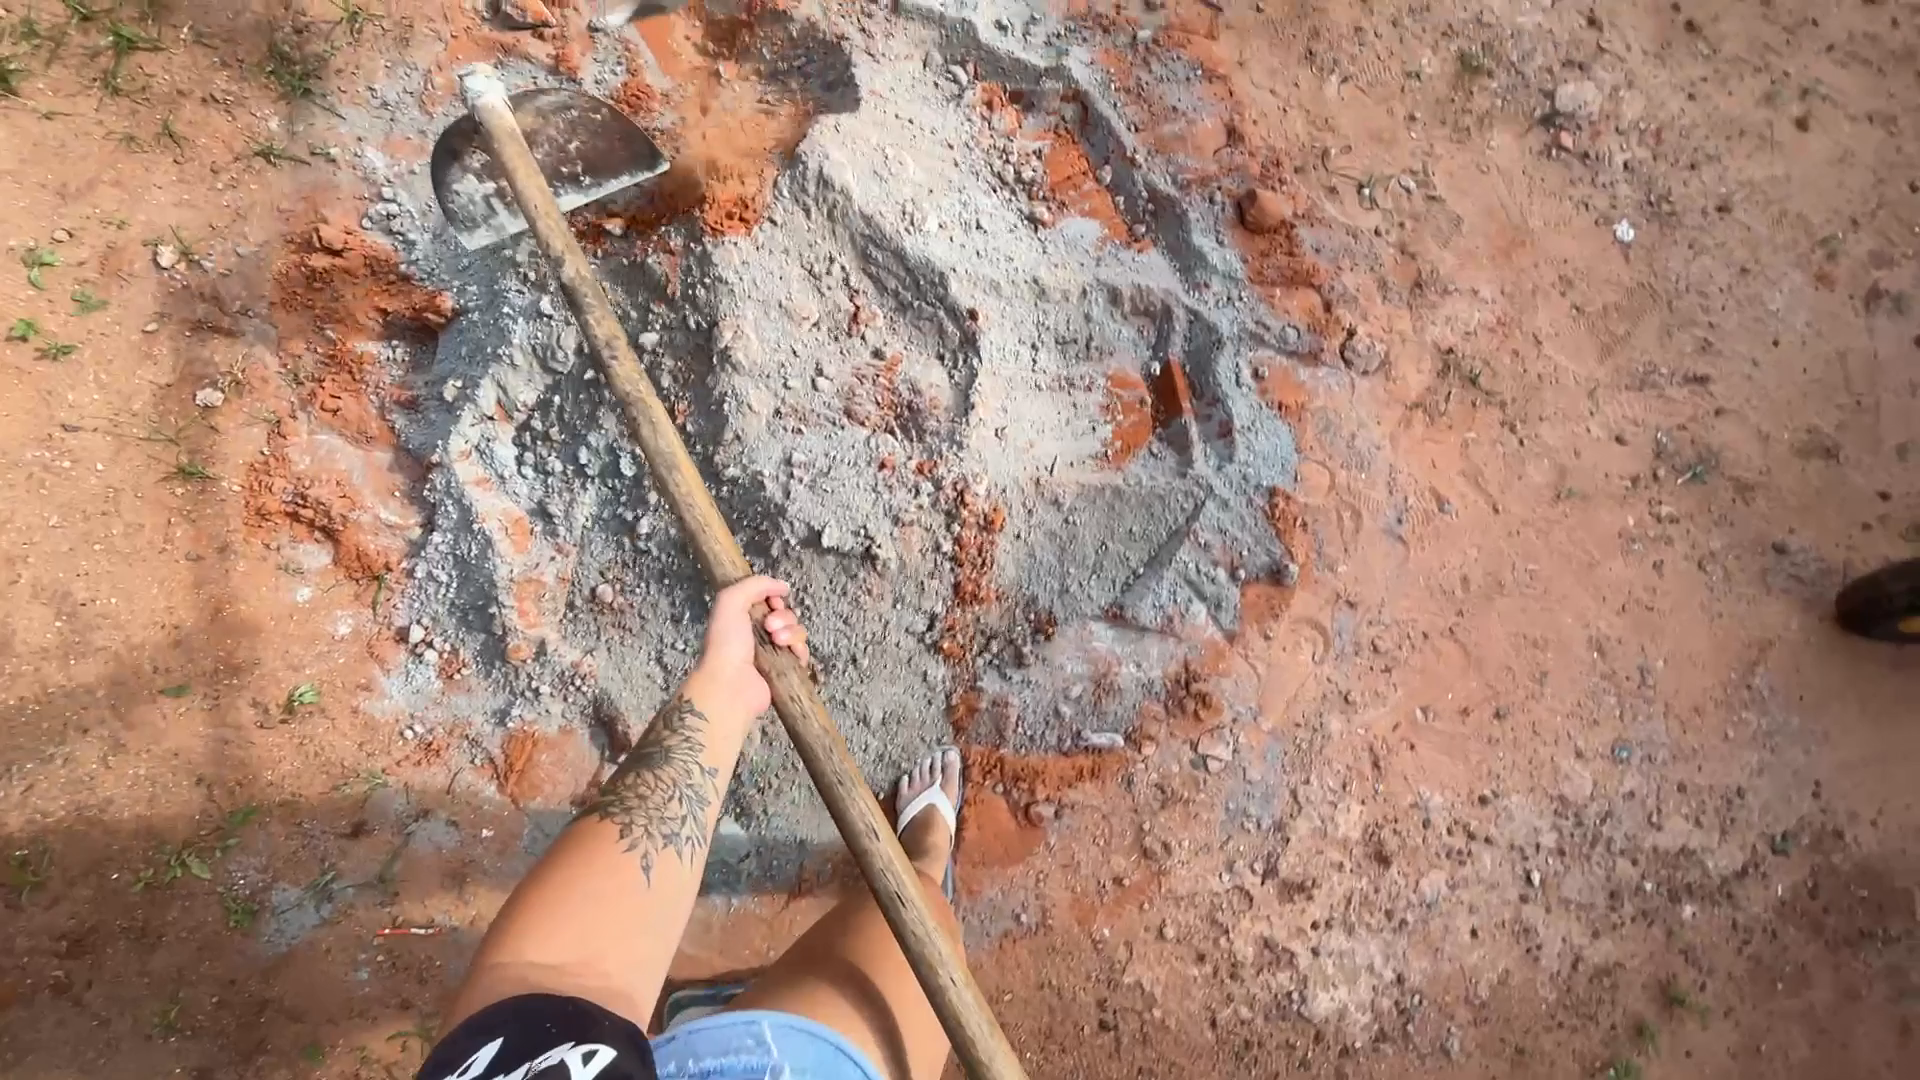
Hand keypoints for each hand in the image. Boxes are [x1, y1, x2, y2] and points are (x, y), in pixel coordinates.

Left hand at [688, 575, 808, 718]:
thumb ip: (755, 584)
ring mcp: (773, 652)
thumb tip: (783, 586)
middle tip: (770, 627)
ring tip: (778, 641)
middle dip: (783, 616)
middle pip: (786, 614)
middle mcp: (759, 634)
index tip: (772, 603)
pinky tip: (790, 652)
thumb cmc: (727, 644)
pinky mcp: (786, 669)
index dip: (774, 598)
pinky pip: (802, 652)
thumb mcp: (730, 601)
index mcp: (744, 617)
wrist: (731, 684)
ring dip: (791, 632)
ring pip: (797, 631)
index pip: (770, 600)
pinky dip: (799, 649)